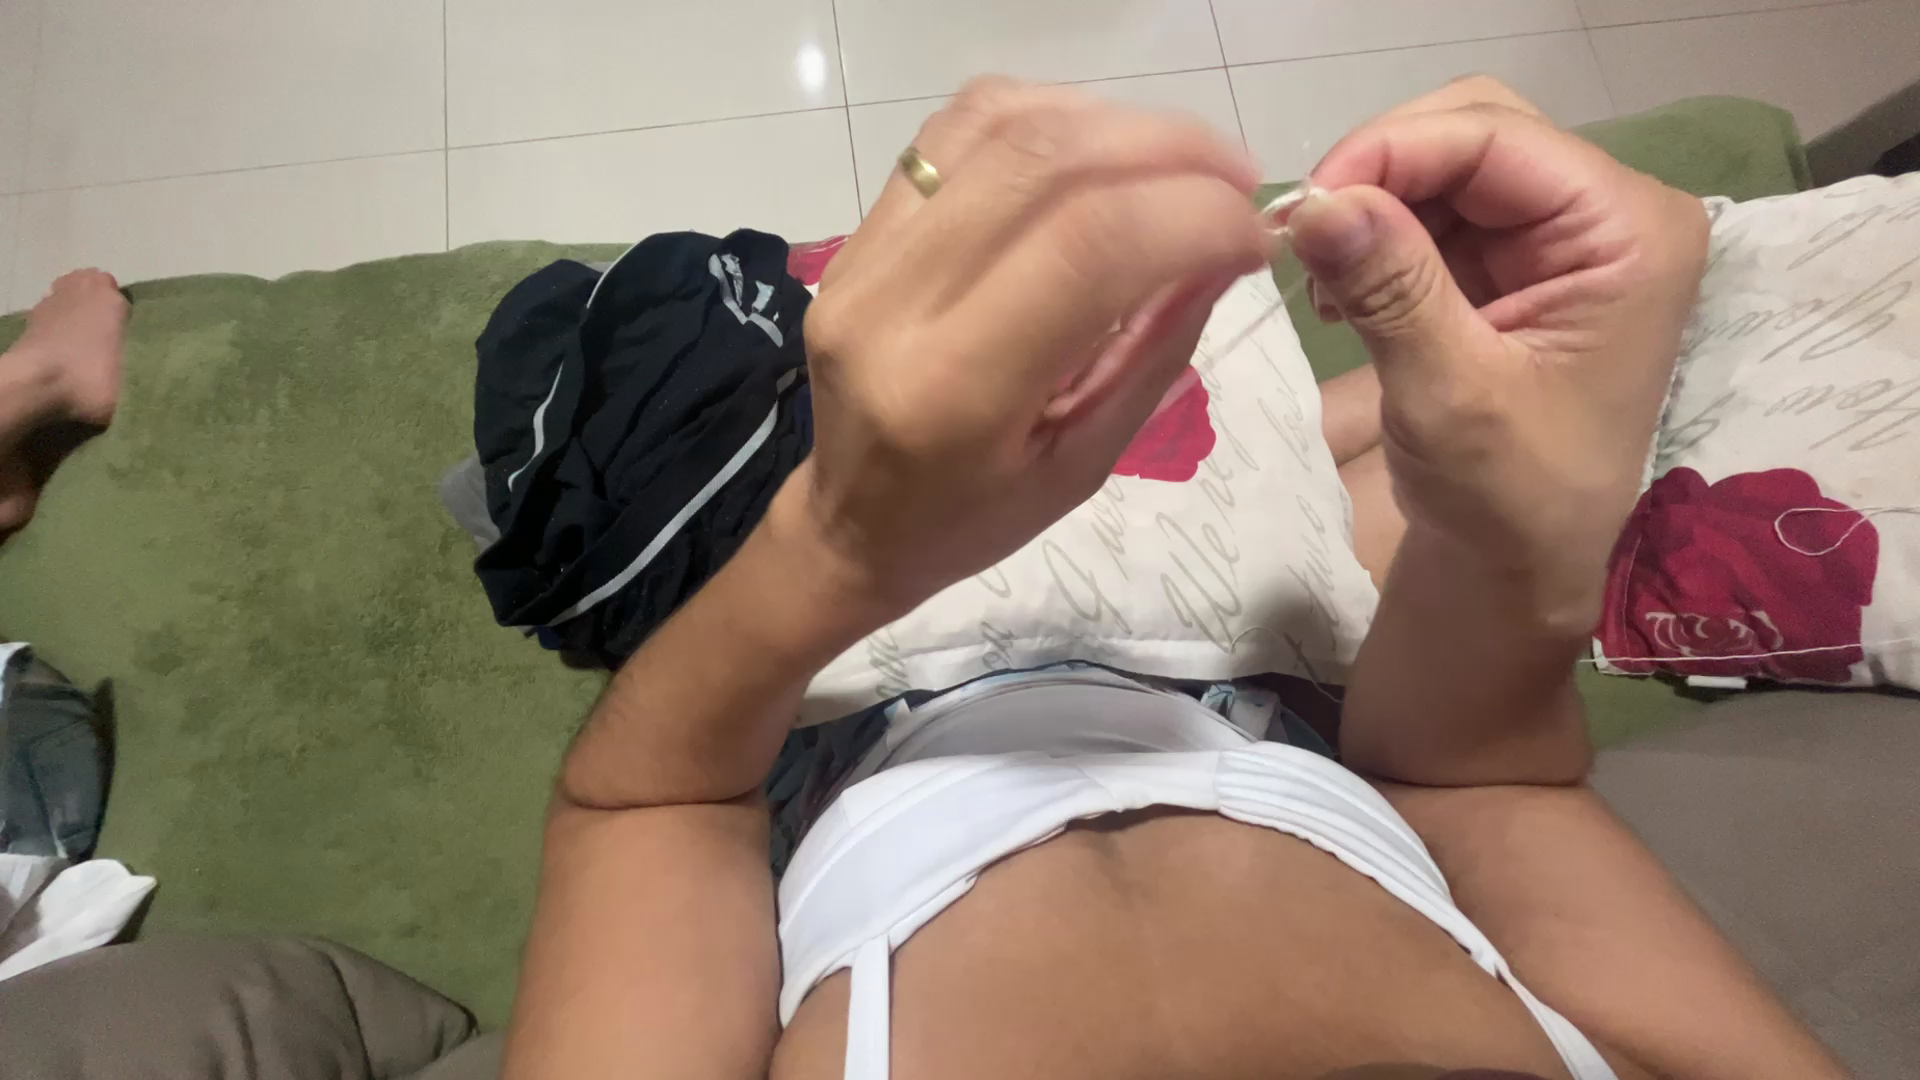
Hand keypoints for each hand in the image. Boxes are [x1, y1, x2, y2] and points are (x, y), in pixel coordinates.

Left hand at [784, 78, 1267, 613]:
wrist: (853, 524)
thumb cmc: (969, 523)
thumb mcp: (1079, 469)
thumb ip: (1151, 354)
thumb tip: (1220, 249)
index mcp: (954, 391)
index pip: (1088, 246)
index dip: (1193, 216)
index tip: (1252, 236)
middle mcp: (893, 307)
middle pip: (1045, 165)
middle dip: (1170, 152)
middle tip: (1233, 182)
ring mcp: (859, 262)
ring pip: (997, 126)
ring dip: (1112, 125)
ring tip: (1175, 165)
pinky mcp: (853, 242)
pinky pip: (952, 137)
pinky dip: (1043, 123)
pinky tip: (1094, 155)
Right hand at [1288, 77, 1709, 629]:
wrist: (1509, 558)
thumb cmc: (1501, 491)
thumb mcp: (1446, 389)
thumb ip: (1389, 289)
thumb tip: (1311, 205)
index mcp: (1621, 232)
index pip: (1495, 141)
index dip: (1389, 155)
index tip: (1300, 210)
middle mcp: (1593, 219)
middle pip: (1473, 138)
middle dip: (1377, 175)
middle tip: (1304, 235)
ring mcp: (1546, 248)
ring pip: (1441, 177)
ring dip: (1368, 213)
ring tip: (1322, 279)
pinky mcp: (1500, 279)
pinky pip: (1427, 227)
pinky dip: (1372, 246)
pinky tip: (1342, 293)